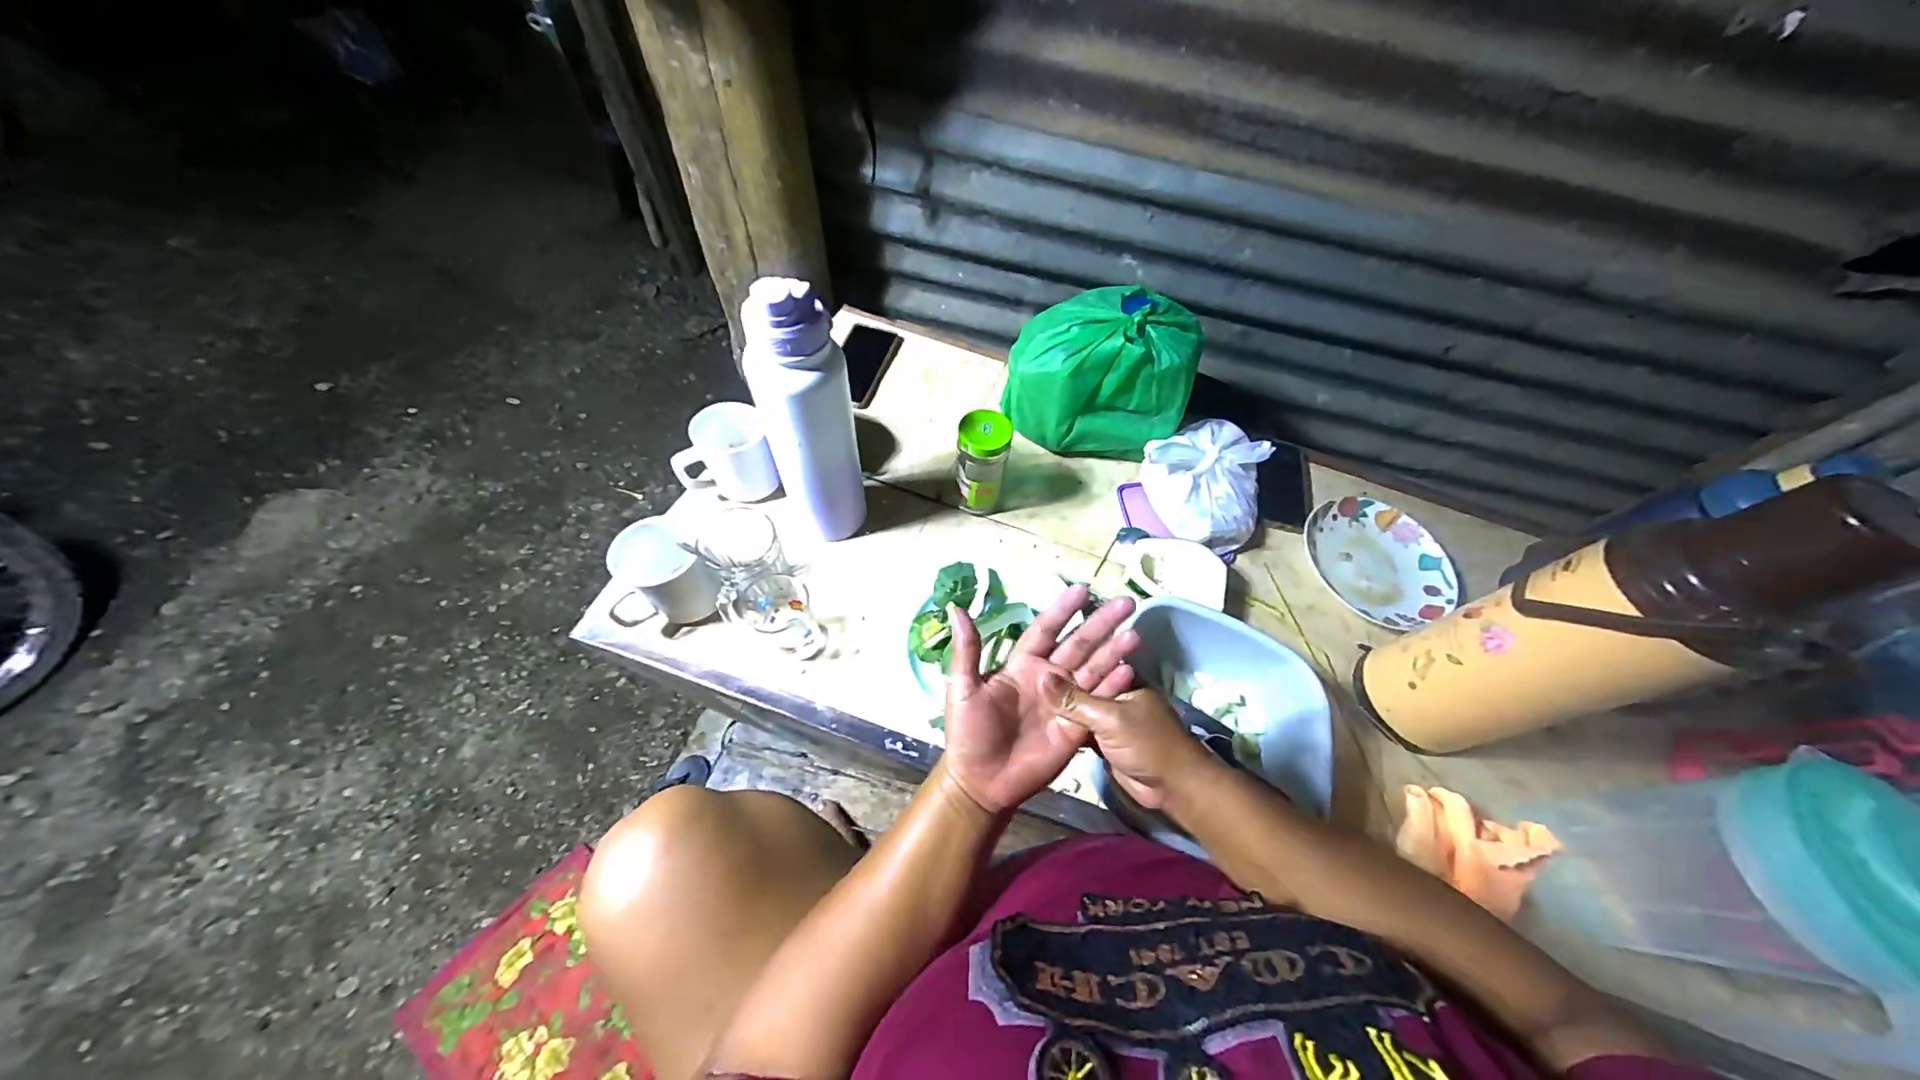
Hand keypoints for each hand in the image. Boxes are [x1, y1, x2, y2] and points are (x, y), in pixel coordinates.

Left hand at [940, 585, 1138, 813]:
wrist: (981, 781)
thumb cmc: (968, 732)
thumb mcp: (963, 688)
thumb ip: (967, 650)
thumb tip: (957, 609)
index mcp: (1023, 664)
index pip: (1046, 629)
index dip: (1063, 610)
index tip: (1083, 590)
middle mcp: (1049, 676)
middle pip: (1079, 643)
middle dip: (1101, 623)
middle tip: (1126, 602)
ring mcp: (1066, 700)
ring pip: (1094, 669)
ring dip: (1114, 651)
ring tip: (1135, 634)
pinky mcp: (1077, 725)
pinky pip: (1098, 702)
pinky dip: (1114, 686)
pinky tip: (1130, 670)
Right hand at [1041, 674, 1222, 810]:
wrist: (1172, 788)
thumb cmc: (1147, 744)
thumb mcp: (1109, 719)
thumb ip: (1075, 700)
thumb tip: (1042, 677)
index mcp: (1125, 679)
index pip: (1092, 661)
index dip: (1067, 659)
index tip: (1038, 656)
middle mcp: (1117, 695)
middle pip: (1084, 686)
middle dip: (1061, 683)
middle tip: (1028, 676)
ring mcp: (1113, 720)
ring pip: (1081, 709)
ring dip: (1063, 707)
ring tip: (1030, 697)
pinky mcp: (1107, 741)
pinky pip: (1082, 729)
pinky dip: (1068, 728)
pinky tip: (1044, 724)